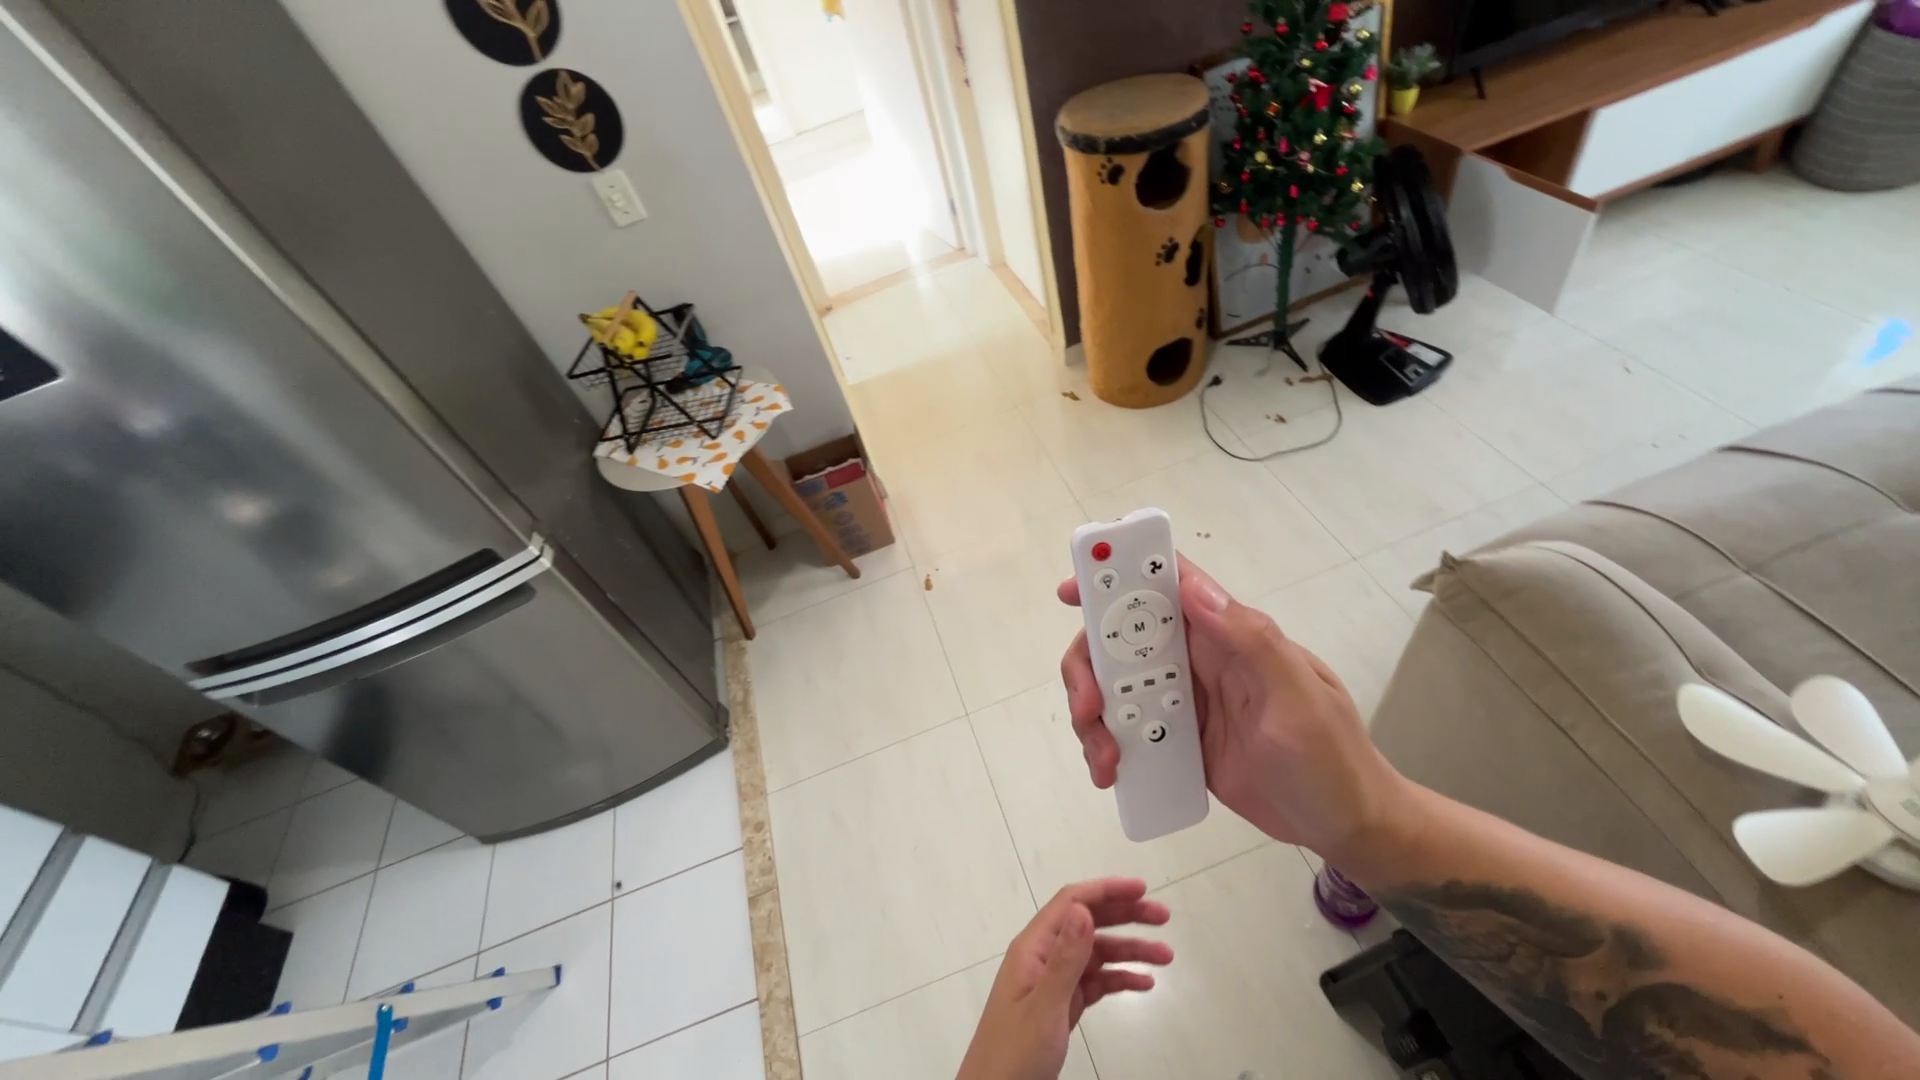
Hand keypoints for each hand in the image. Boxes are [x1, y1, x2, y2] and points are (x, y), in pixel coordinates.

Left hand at [956, 878, 1171, 1079]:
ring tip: (1167, 955)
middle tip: (1163, 917)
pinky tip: (1145, 983)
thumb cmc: (1015, 1051)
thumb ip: (1065, 958)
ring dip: (1130, 950)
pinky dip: (1119, 978)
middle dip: (1125, 915)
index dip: (1106, 890)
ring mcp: (1053, 980)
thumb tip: (1083, 909)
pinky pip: (1095, 982)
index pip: (1072, 903)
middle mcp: (1043, 956)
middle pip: (1088, 923)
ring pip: (1096, 953)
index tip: (1142, 889)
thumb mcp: (1044, 1006)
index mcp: (1034, 947)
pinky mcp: (1062, 1004)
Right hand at [1058, 554, 1407, 855]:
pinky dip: (1105, 745)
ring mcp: (1183, 701)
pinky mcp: (1176, 740)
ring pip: (1114, 687)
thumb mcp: (1300, 697)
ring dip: (1092, 715)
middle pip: (1119, 641)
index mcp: (1227, 637)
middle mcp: (1198, 661)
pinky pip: (1124, 730)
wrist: (1342, 825)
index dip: (1116, 576)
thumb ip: (1252, 640)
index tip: (1070, 591)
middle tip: (1087, 708)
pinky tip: (1110, 772)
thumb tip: (1194, 586)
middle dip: (1088, 668)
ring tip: (1104, 758)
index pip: (1167, 587)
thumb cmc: (1331, 758)